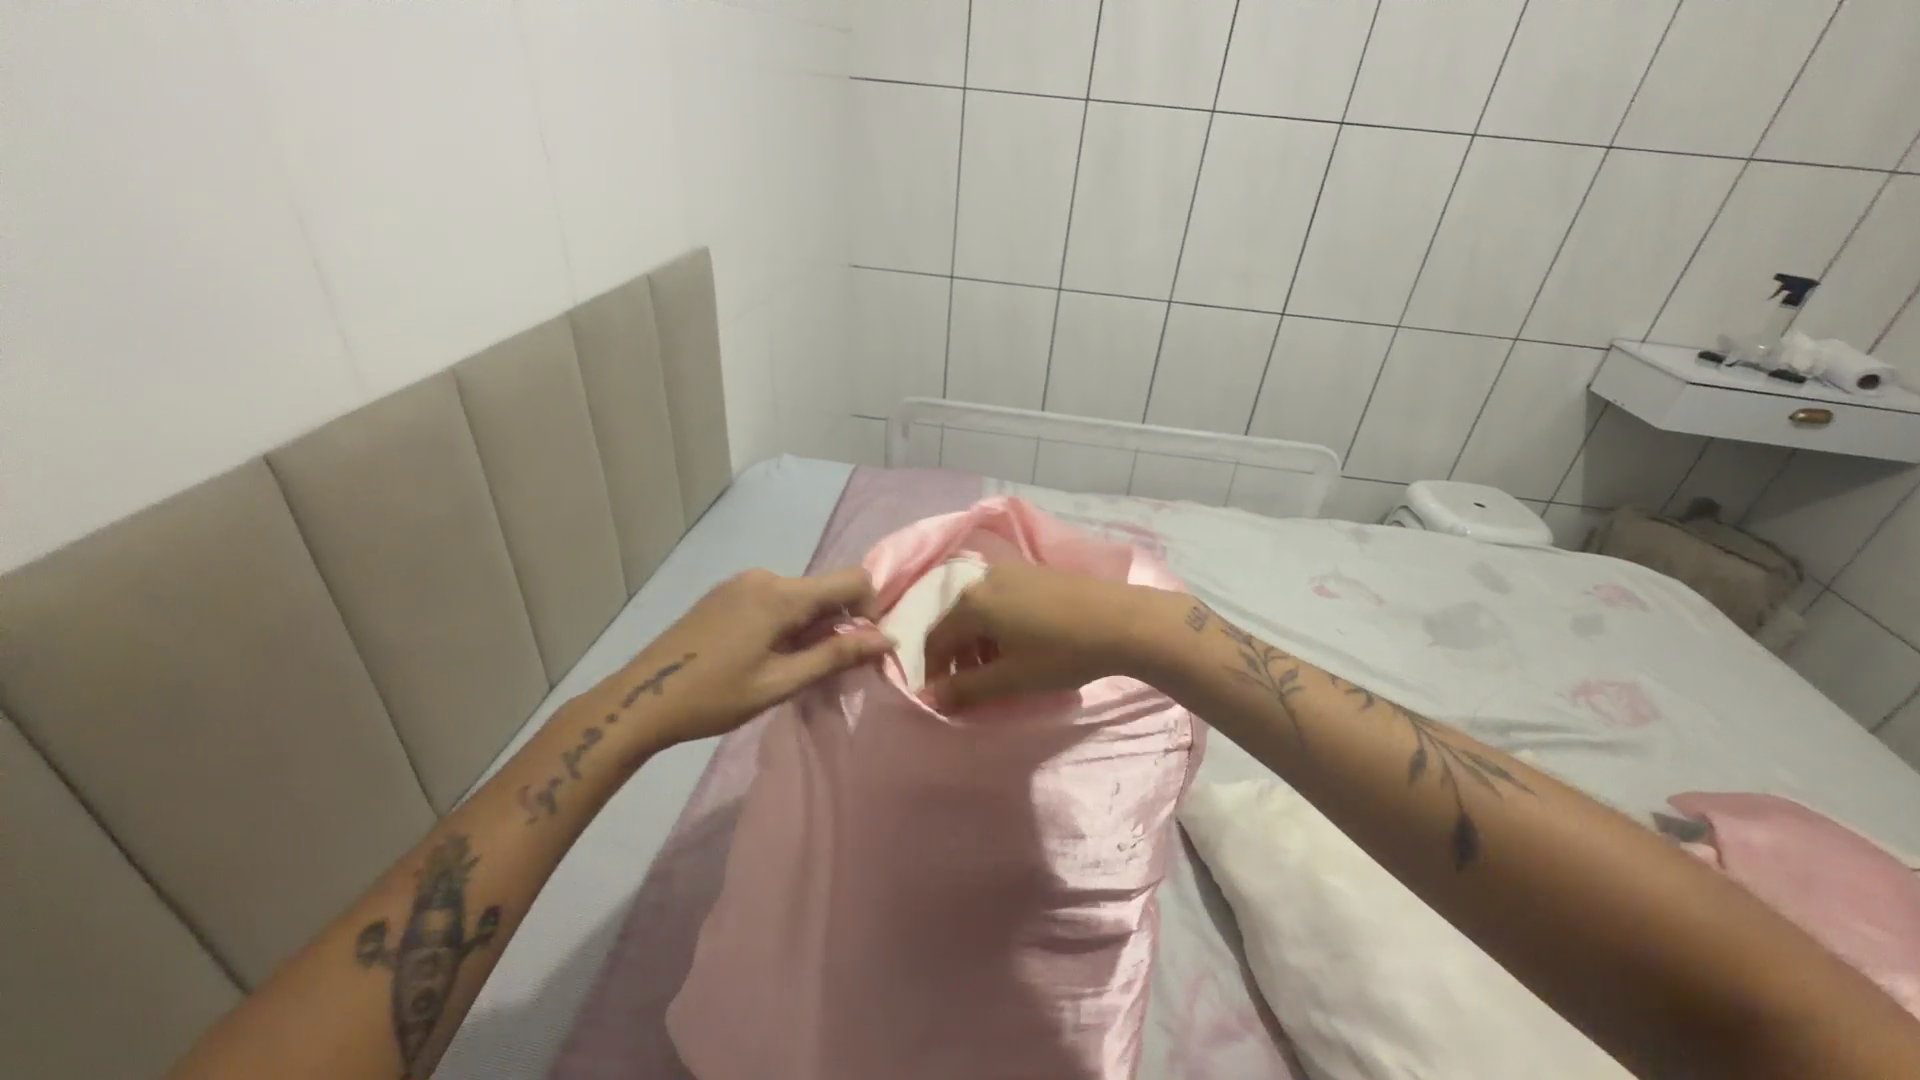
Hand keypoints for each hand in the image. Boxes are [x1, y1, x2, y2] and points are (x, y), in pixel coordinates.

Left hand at [617, 567, 892, 746]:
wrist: (641, 700)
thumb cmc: (714, 696)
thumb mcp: (780, 682)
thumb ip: (836, 656)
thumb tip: (886, 639)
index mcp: (781, 594)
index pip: (853, 579)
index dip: (869, 610)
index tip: (858, 648)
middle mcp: (765, 576)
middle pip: (825, 588)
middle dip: (837, 623)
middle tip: (822, 669)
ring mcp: (741, 582)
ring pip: (800, 596)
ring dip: (810, 626)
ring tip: (788, 668)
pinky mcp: (725, 593)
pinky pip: (774, 599)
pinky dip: (786, 622)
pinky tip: (763, 656)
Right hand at [921, 562, 1178, 710]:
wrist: (1123, 621)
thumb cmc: (1061, 653)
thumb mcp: (1011, 678)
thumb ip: (965, 689)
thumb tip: (928, 699)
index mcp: (972, 602)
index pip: (936, 639)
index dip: (935, 672)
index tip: (947, 699)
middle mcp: (985, 579)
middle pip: (958, 622)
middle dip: (960, 658)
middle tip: (976, 689)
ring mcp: (1013, 571)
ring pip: (982, 611)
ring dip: (982, 643)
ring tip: (1002, 671)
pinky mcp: (1037, 572)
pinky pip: (1004, 601)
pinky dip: (1002, 626)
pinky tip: (1025, 646)